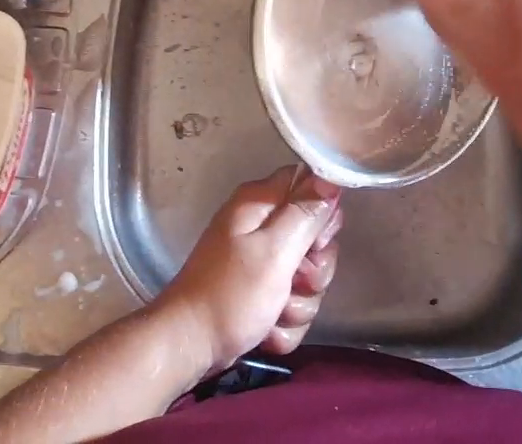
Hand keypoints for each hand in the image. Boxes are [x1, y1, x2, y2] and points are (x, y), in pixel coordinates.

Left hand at [150, 166, 343, 376]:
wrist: (191, 343)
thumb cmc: (231, 293)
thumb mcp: (274, 251)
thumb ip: (304, 214)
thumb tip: (329, 178)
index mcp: (259, 203)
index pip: (308, 188)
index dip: (322, 215)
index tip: (317, 243)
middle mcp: (259, 226)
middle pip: (313, 240)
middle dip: (312, 272)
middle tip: (294, 282)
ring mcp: (259, 262)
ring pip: (306, 279)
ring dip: (297, 304)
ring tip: (273, 312)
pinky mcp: (259, 293)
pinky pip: (291, 304)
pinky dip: (283, 323)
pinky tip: (266, 329)